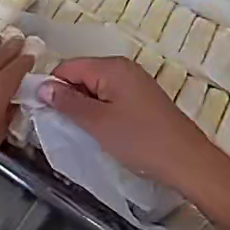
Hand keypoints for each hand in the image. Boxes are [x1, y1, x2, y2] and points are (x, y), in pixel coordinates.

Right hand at [38, 57, 229, 194]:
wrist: (188, 162)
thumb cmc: (140, 140)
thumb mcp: (97, 122)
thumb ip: (67, 102)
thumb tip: (42, 87)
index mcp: (111, 67)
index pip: (67, 67)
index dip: (52, 87)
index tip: (42, 111)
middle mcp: (124, 68)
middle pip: (81, 75)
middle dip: (68, 97)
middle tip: (62, 125)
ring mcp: (135, 83)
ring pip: (95, 88)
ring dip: (84, 107)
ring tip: (82, 130)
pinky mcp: (142, 99)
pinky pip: (111, 98)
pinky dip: (100, 112)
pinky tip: (102, 132)